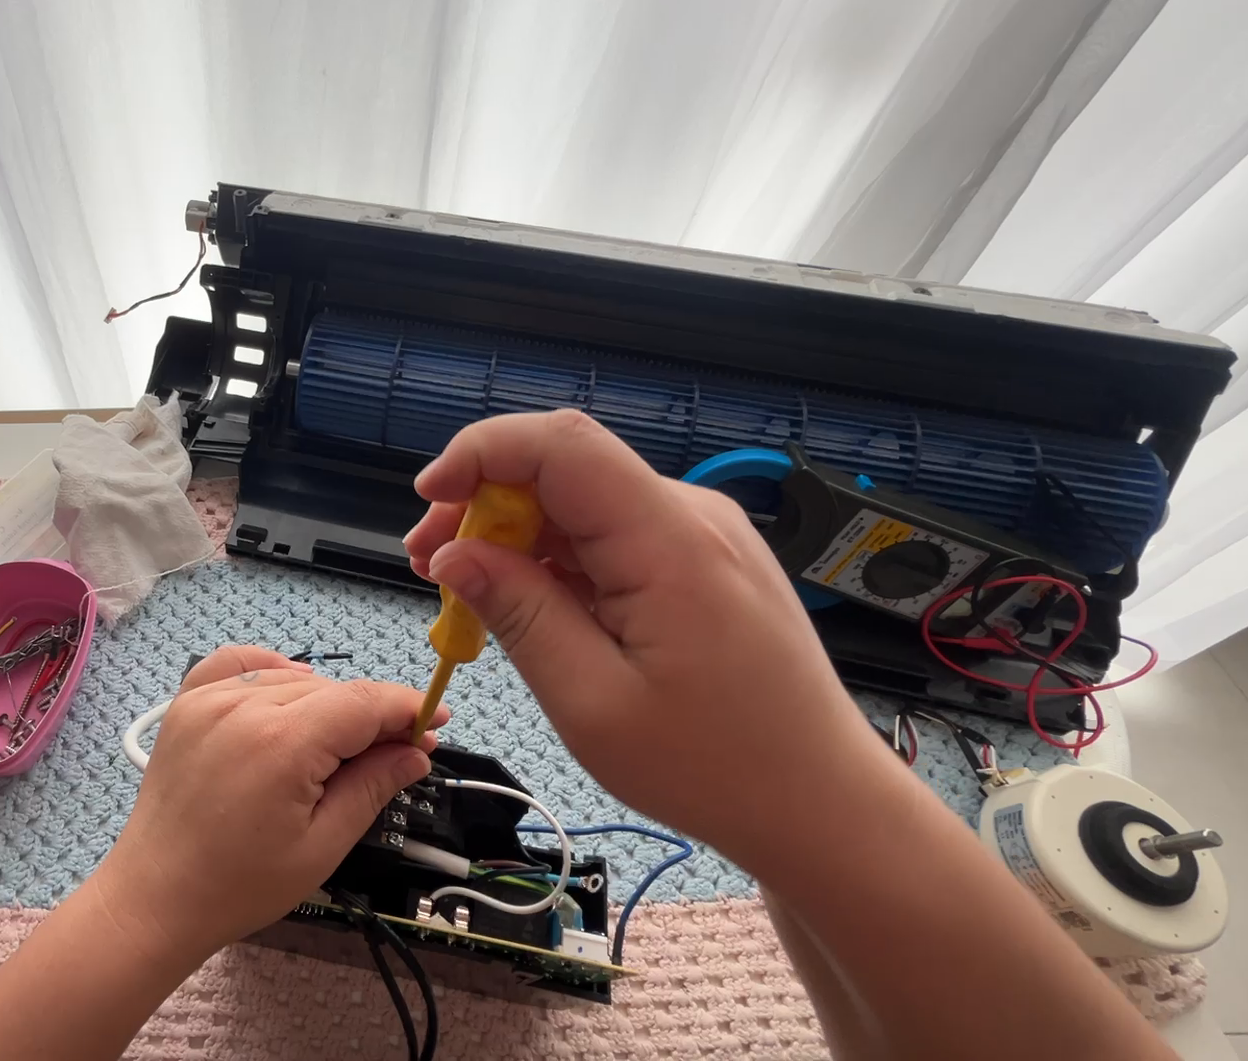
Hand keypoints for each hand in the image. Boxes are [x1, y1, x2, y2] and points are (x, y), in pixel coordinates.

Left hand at [91, 646, 445, 965]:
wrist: (154, 897)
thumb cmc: (241, 885)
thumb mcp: (322, 846)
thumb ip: (373, 787)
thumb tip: (417, 751)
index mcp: (282, 743)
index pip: (362, 703)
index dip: (406, 708)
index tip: (437, 721)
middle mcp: (244, 704)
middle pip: (331, 689)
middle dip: (371, 713)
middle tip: (395, 748)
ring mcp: (209, 697)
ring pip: (293, 677)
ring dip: (325, 700)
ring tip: (335, 742)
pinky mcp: (187, 700)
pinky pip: (240, 661)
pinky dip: (272, 670)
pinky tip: (286, 693)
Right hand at [403, 411, 899, 865]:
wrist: (820, 801)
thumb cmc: (712, 767)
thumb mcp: (591, 702)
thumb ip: (518, 613)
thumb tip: (454, 554)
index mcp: (668, 542)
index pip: (562, 445)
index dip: (481, 451)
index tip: (427, 498)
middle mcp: (687, 515)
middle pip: (562, 470)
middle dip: (481, 502)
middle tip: (428, 562)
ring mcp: (696, 533)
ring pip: (577, 502)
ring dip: (510, 533)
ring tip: (462, 588)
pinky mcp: (693, 558)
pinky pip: (604, 534)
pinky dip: (549, 557)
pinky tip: (520, 598)